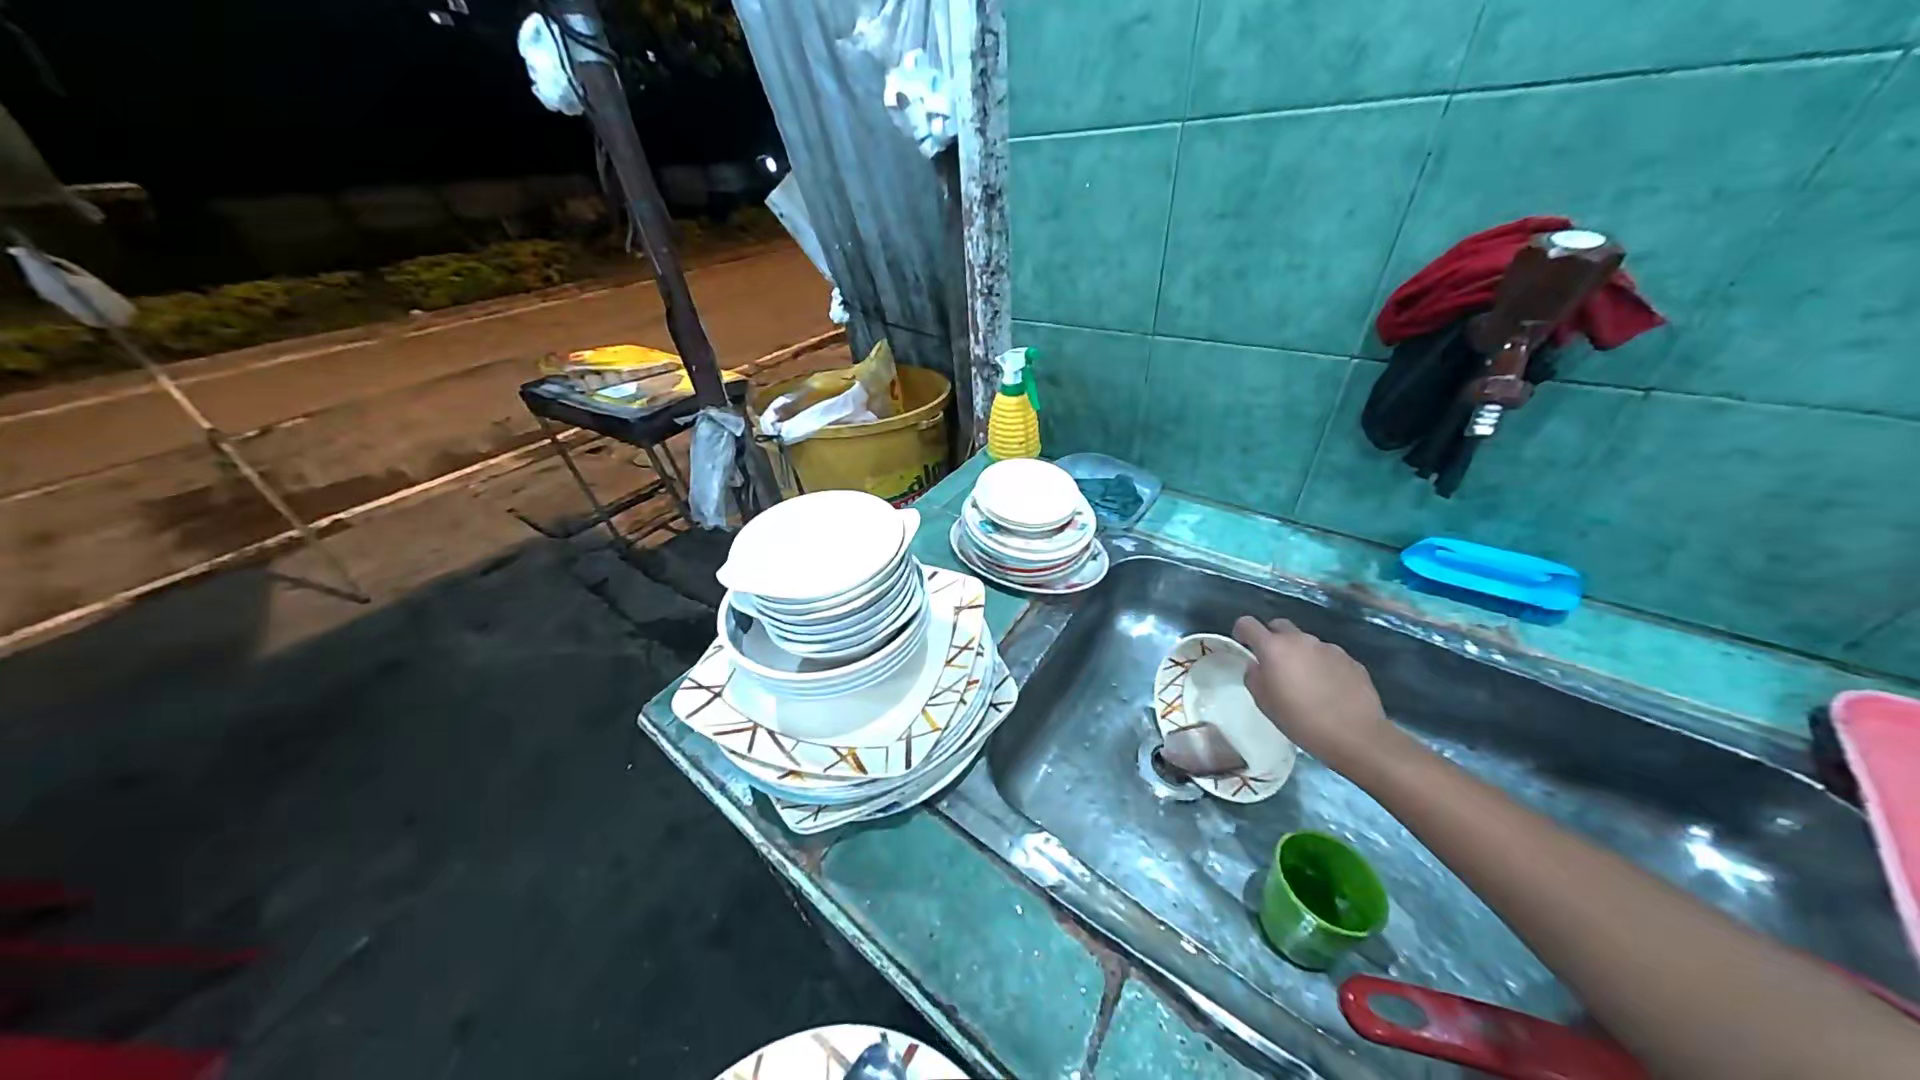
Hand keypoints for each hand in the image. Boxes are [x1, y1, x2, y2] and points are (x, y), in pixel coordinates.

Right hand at [1231, 616, 1398, 774]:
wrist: (1356, 735)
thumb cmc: (1301, 720)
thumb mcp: (1264, 703)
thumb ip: (1254, 677)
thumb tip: (1257, 666)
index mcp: (1274, 648)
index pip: (1248, 624)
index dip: (1241, 631)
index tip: (1242, 645)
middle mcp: (1301, 640)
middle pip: (1279, 625)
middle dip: (1272, 638)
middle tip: (1273, 663)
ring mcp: (1328, 648)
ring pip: (1305, 642)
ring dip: (1299, 654)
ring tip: (1305, 681)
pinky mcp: (1350, 660)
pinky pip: (1327, 656)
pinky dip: (1321, 666)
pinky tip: (1327, 689)